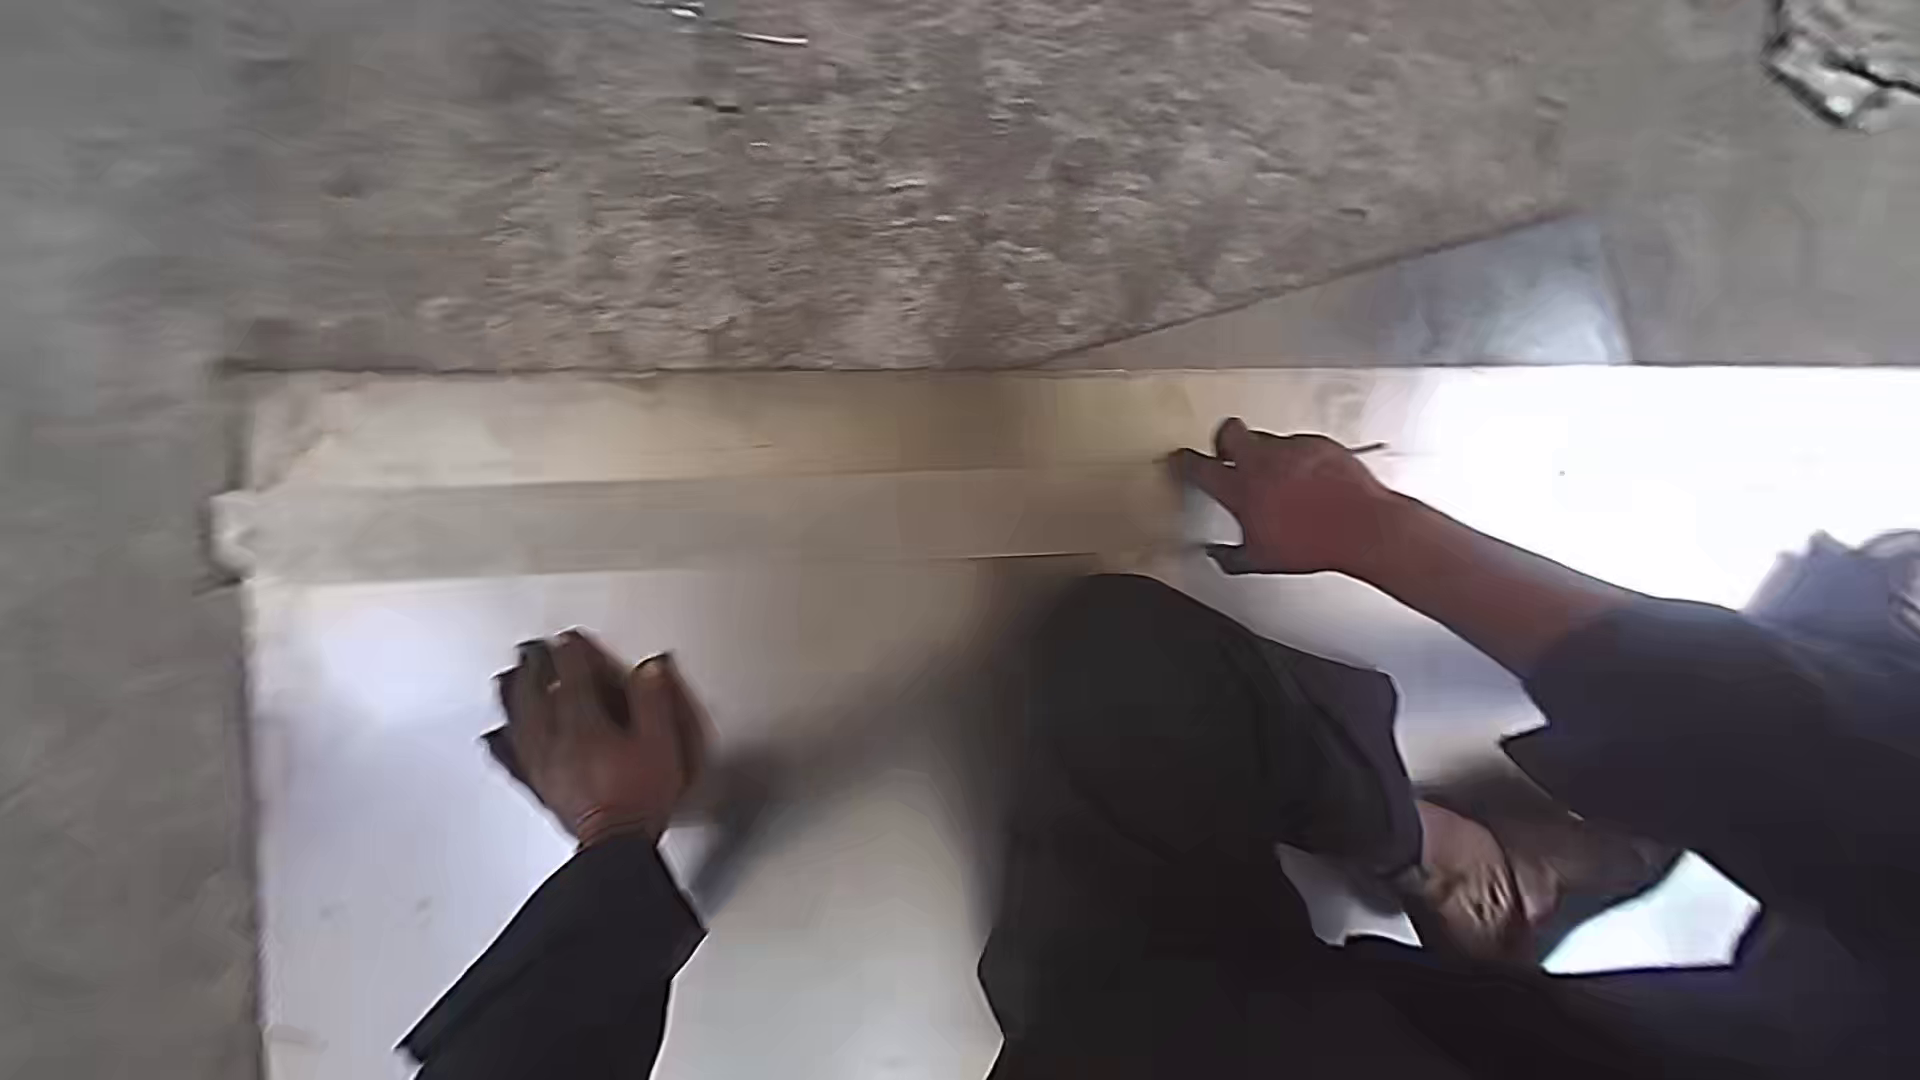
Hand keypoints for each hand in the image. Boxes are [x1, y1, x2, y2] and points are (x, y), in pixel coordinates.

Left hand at [484, 630, 706, 847]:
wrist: (619, 844)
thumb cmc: (641, 794)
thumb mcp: (662, 741)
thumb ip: (654, 701)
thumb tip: (649, 670)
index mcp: (588, 727)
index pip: (575, 681)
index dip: (572, 655)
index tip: (568, 638)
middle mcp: (559, 744)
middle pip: (538, 698)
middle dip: (534, 670)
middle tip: (530, 650)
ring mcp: (546, 768)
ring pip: (519, 724)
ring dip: (512, 697)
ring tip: (506, 679)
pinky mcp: (541, 788)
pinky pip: (512, 762)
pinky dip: (500, 747)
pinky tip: (493, 738)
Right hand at [1170, 418, 1404, 575]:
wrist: (1366, 530)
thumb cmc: (1316, 544)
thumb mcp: (1261, 559)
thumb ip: (1230, 556)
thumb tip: (1218, 556)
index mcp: (1241, 489)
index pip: (1199, 467)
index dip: (1185, 462)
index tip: (1181, 460)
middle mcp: (1264, 462)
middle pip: (1228, 431)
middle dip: (1222, 440)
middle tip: (1225, 453)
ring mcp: (1293, 449)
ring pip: (1266, 437)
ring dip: (1263, 453)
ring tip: (1273, 475)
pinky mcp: (1320, 444)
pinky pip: (1299, 444)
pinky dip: (1296, 458)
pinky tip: (1305, 478)